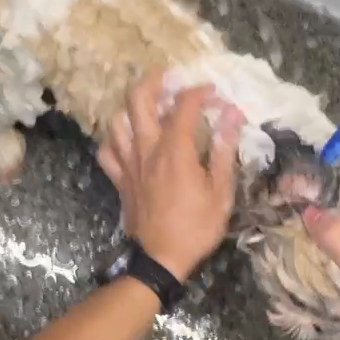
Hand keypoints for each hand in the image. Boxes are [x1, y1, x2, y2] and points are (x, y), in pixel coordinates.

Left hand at [97, 71, 242, 280]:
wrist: (160, 260)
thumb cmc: (195, 229)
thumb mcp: (221, 192)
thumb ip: (223, 151)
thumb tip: (232, 116)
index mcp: (174, 151)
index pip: (183, 105)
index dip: (199, 92)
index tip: (214, 94)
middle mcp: (146, 150)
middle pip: (137, 98)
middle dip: (154, 80)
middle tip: (170, 79)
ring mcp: (128, 164)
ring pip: (117, 121)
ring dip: (132, 107)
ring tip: (149, 107)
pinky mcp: (119, 180)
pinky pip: (107, 151)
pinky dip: (114, 139)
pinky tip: (128, 140)